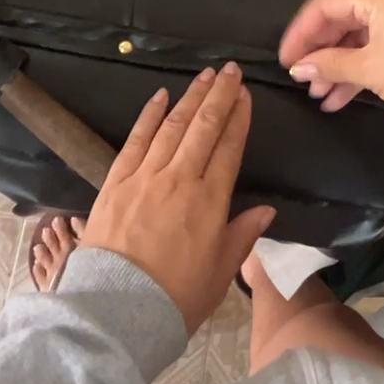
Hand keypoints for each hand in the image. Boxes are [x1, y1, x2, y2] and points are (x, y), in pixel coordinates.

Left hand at [80, 62, 275, 333]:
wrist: (116, 313)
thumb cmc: (175, 299)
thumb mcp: (219, 274)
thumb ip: (242, 236)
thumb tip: (267, 210)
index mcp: (209, 202)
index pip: (228, 148)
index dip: (239, 118)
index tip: (246, 95)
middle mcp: (179, 179)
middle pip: (204, 127)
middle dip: (220, 95)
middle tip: (231, 70)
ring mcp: (145, 176)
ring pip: (173, 126)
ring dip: (191, 96)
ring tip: (205, 75)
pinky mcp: (116, 180)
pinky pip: (136, 139)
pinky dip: (149, 114)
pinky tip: (160, 95)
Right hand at [278, 0, 383, 115]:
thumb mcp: (369, 70)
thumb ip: (329, 65)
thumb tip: (298, 68)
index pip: (326, 5)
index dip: (301, 31)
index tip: (286, 57)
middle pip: (340, 20)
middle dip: (319, 52)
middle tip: (301, 77)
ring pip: (356, 38)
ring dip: (336, 66)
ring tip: (318, 94)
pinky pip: (373, 48)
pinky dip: (356, 69)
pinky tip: (338, 97)